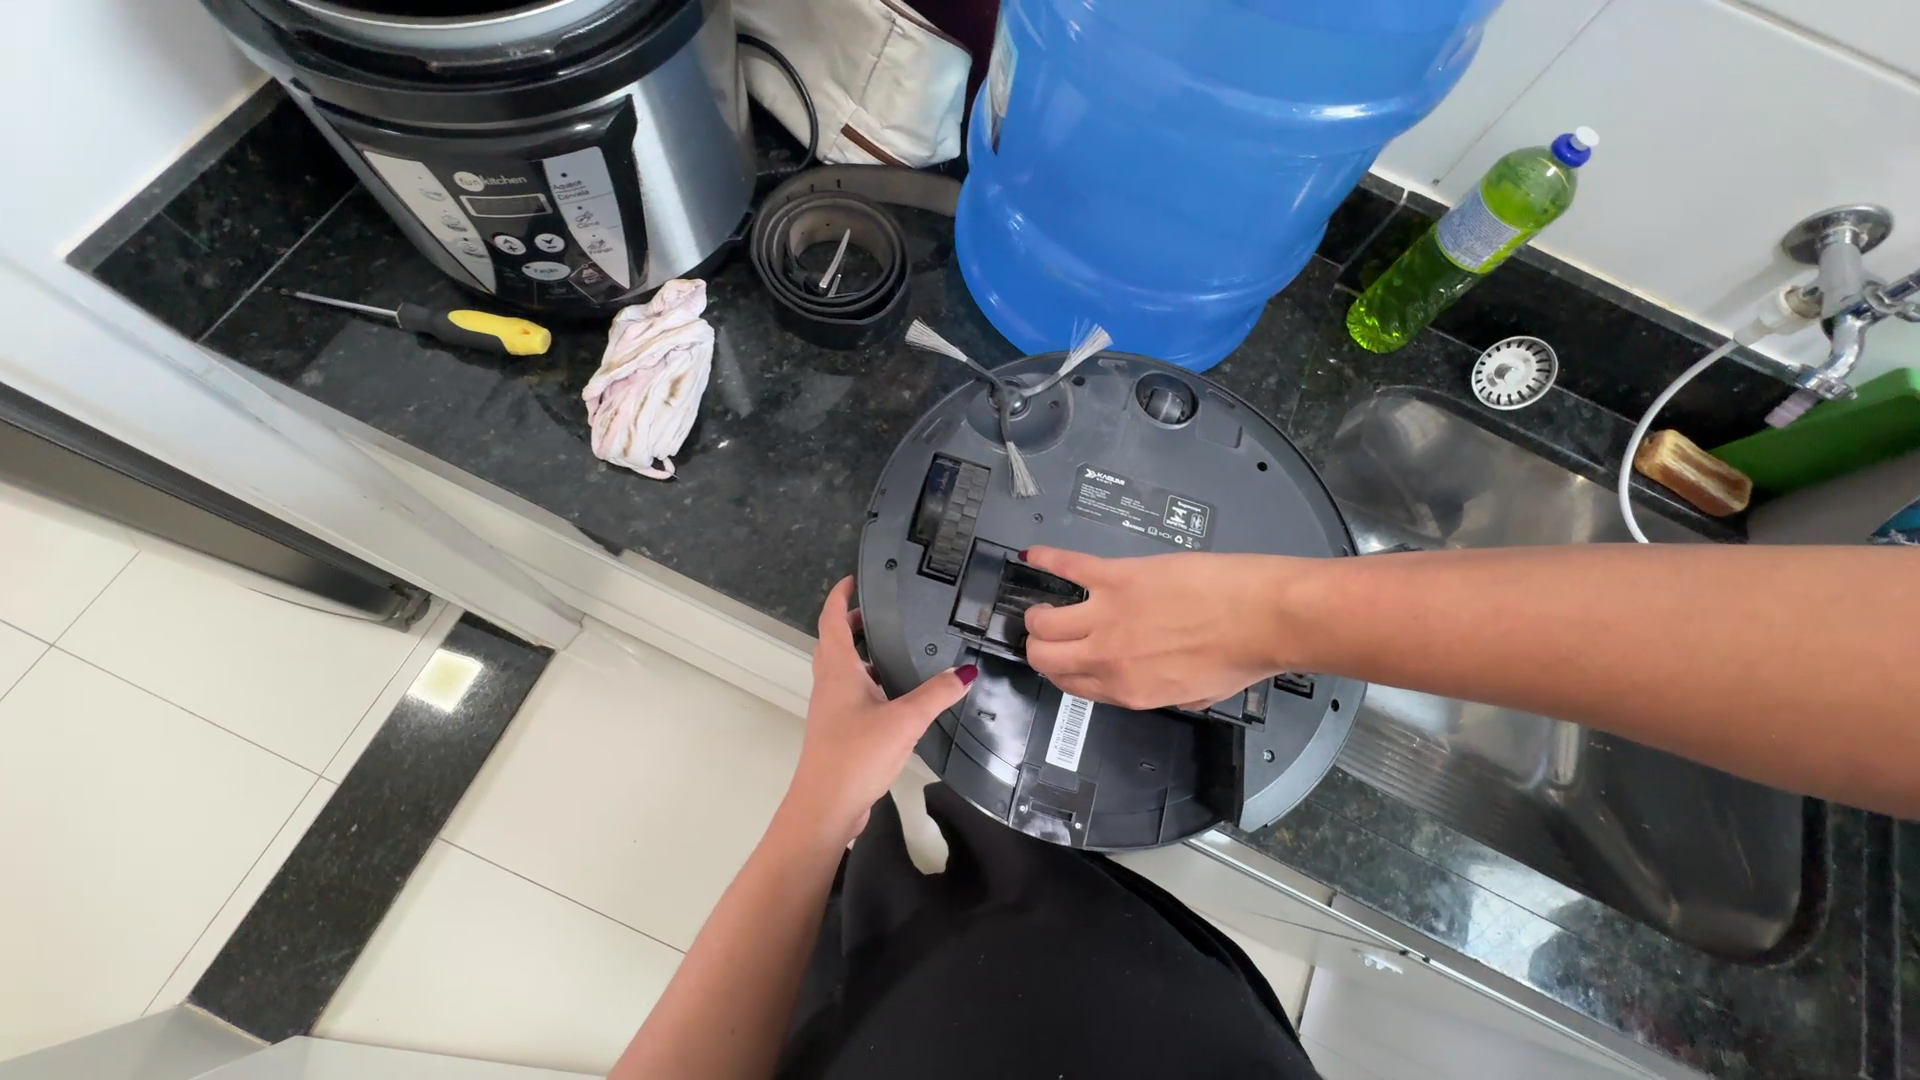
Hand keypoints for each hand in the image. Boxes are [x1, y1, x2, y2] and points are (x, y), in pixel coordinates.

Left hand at [786, 577, 974, 842]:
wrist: (825, 807)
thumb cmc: (856, 754)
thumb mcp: (904, 720)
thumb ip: (936, 694)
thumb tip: (965, 671)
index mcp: (837, 669)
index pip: (832, 619)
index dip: (840, 596)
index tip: (854, 579)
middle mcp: (829, 683)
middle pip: (834, 641)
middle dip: (853, 622)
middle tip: (881, 612)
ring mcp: (831, 708)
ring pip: (842, 668)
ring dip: (860, 653)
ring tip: (893, 647)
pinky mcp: (837, 730)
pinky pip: (851, 692)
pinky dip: (868, 680)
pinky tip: (894, 693)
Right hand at [1022, 547, 1303, 710]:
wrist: (1265, 618)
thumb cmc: (1242, 657)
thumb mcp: (1196, 695)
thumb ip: (1158, 691)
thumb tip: (1144, 676)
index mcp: (1128, 690)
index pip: (1068, 684)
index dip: (1059, 670)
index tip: (1061, 657)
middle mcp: (1107, 659)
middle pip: (1044, 655)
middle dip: (1040, 644)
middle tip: (1050, 630)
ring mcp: (1106, 617)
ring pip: (1042, 620)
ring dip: (1039, 612)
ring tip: (1048, 601)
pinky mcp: (1117, 577)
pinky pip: (1068, 566)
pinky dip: (1046, 558)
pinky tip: (1033, 554)